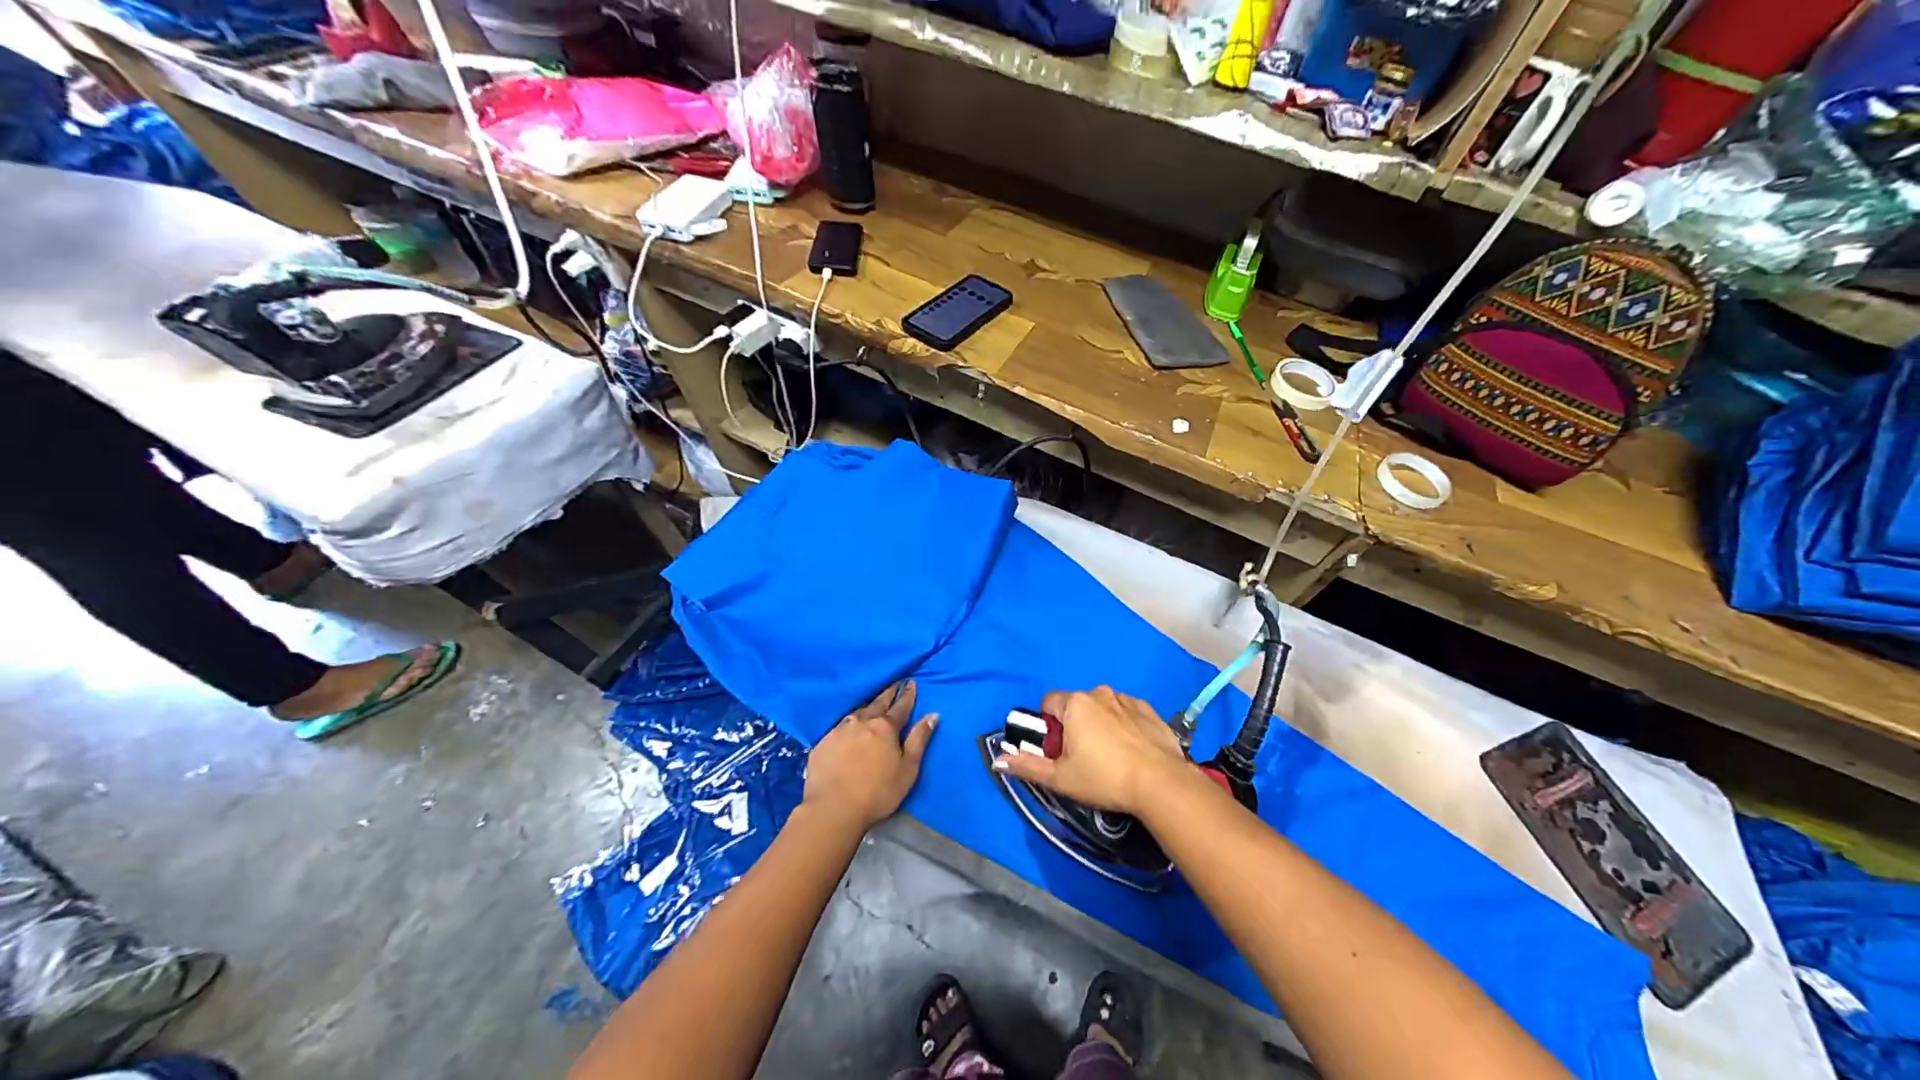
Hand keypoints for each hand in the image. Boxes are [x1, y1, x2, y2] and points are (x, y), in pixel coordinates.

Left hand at [803, 680, 937, 831]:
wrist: (833, 807)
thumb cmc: (878, 792)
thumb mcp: (908, 769)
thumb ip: (920, 740)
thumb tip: (932, 715)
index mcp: (885, 727)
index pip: (900, 707)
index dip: (907, 695)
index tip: (911, 683)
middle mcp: (861, 722)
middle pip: (877, 703)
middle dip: (888, 693)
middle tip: (895, 683)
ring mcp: (839, 731)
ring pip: (857, 712)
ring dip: (867, 706)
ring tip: (873, 702)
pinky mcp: (823, 743)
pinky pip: (839, 726)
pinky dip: (849, 723)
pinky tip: (848, 726)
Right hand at [993, 686, 1189, 816]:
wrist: (1161, 783)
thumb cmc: (1104, 778)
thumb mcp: (1060, 778)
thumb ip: (1027, 766)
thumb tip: (999, 760)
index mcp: (1074, 704)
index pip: (1049, 703)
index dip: (1050, 727)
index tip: (1059, 750)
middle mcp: (1099, 693)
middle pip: (1076, 706)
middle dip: (1075, 726)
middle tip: (1084, 759)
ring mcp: (1128, 699)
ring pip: (1103, 708)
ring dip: (1101, 725)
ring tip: (1112, 757)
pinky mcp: (1151, 710)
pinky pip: (1128, 713)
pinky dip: (1126, 726)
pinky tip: (1133, 751)